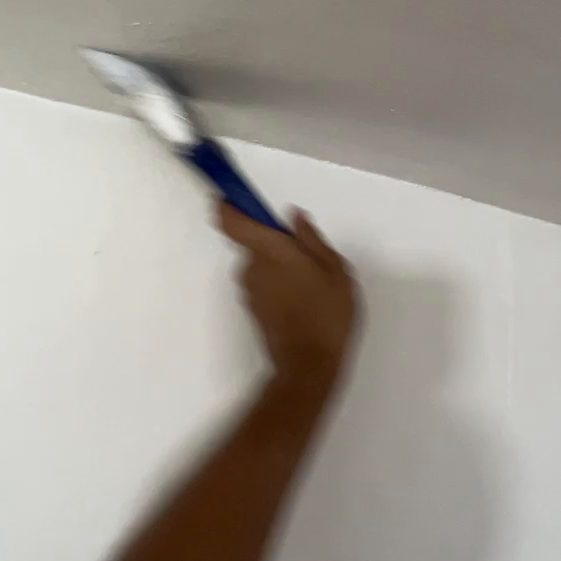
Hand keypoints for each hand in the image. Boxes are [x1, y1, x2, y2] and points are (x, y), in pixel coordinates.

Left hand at [217, 203, 360, 384]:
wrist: (309, 364)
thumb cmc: (327, 313)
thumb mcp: (335, 270)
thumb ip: (312, 239)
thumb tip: (294, 217)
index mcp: (269, 250)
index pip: (231, 222)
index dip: (225, 206)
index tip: (229, 196)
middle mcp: (251, 268)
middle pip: (252, 244)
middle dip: (275, 244)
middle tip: (307, 257)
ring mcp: (249, 291)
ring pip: (260, 266)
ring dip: (279, 267)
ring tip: (312, 284)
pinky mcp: (253, 309)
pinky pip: (263, 284)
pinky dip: (279, 285)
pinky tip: (303, 300)